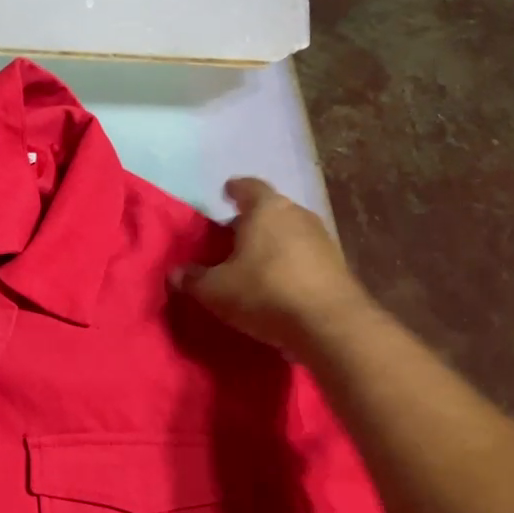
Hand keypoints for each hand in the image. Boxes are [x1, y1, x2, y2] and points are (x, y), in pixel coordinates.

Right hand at [171, 177, 374, 353]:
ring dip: (270, 242)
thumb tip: (177, 272)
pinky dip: (287, 262)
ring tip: (251, 261)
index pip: (249, 187)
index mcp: (266, 210)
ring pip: (288, 232)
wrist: (328, 324)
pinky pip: (303, 254)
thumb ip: (192, 278)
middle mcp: (297, 215)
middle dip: (250, 221)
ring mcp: (322, 238)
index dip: (234, 189)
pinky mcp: (336, 264)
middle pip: (270, 210)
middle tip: (230, 236)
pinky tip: (275, 281)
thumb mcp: (214, 290)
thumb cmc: (264, 292)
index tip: (225, 192)